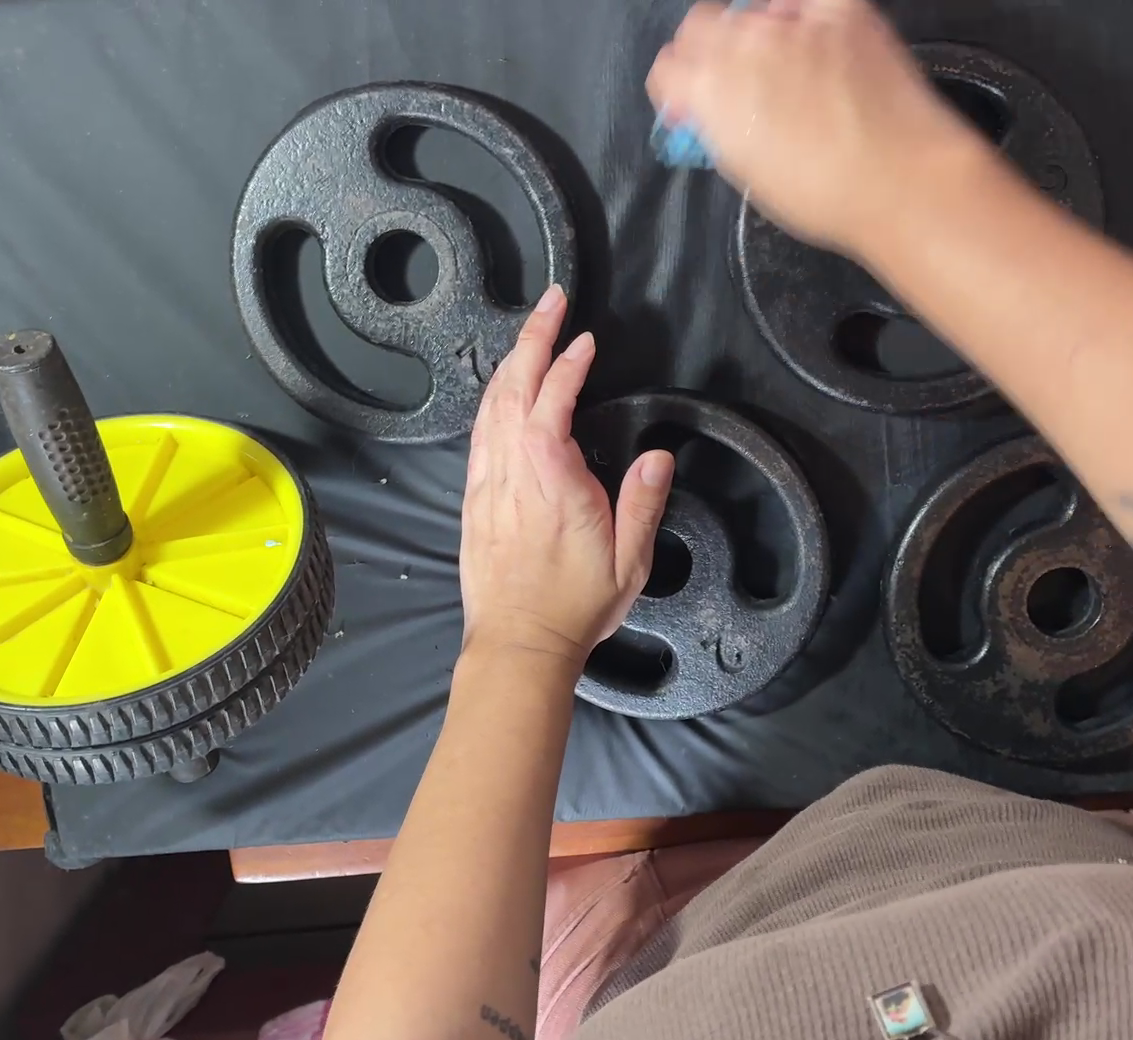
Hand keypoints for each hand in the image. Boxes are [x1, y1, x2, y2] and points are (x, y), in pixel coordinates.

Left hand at [460, 285, 673, 668]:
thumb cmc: (574, 606)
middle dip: (531, 339)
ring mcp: (487, 485)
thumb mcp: (629, 562)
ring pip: (490, 407)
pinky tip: (501, 389)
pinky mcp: (474, 499)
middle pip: (513, 390)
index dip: (568, 365)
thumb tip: (657, 455)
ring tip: (529, 332)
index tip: (585, 341)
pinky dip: (491, 399)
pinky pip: (478, 434)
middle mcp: (512, 475)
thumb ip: (643, 503)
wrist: (517, 644)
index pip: (553, 404)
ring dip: (510, 363)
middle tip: (551, 302)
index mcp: (553, 484)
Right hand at [646, 0, 985, 256]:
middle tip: (729, 83)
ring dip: (752, 35)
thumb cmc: (819, 196)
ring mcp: (794, 21)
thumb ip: (717, 130)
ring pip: (749, 10)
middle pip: (700, 25)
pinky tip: (812, 44)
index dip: (678, 90)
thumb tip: (706, 112)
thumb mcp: (747, 172)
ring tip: (779, 70)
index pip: (667, 69)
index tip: (691, 106)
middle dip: (705, 52)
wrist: (896, 180)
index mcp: (712, 94)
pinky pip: (801, 1)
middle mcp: (745, 46)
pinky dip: (798, 16)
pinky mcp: (841, 9)